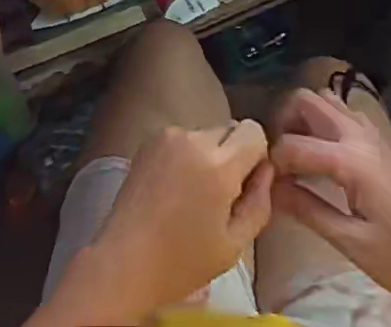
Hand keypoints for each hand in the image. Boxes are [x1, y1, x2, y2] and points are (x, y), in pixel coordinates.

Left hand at [33, 120, 273, 325]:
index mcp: (218, 164)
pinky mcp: (150, 139)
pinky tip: (173, 187)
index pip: (254, 131)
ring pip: (207, 133)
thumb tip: (266, 170)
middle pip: (230, 130)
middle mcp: (194, 138)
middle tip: (220, 193)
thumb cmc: (183, 260)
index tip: (246, 184)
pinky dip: (187, 154)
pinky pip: (183, 138)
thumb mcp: (235, 244)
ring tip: (193, 193)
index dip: (257, 155)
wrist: (124, 260)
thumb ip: (259, 202)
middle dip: (233, 155)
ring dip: (209, 154)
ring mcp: (168, 135)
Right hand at [270, 89, 390, 325]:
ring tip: (294, 155)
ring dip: (302, 117)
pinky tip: (320, 156)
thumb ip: (308, 210)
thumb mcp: (352, 244)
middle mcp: (360, 136)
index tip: (263, 183)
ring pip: (325, 100)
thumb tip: (269, 189)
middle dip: (281, 121)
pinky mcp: (380, 143)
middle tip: (275, 158)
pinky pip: (342, 113)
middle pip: (306, 99)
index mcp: (352, 161)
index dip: (272, 162)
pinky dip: (322, 122)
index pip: (293, 144)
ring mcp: (372, 135)